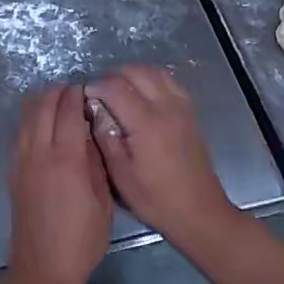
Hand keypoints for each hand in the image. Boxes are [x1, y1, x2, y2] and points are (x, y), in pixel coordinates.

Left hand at [6, 85, 113, 283]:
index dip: (76, 95)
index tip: (86, 87)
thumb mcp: (102, 201)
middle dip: (56, 93)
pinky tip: (40, 124)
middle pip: (42, 108)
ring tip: (55, 99)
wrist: (43, 268)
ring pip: (26, 119)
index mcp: (66, 159)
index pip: (68, 112)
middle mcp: (39, 154)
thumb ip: (95, 163)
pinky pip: (20, 135)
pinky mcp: (13, 173)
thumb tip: (89, 135)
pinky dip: (30, 121)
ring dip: (40, 103)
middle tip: (71, 89)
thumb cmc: (82, 239)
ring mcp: (21, 163)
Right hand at [85, 65, 241, 245]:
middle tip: (99, 94)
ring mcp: (182, 107)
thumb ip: (104, 136)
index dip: (95, 87)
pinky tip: (141, 96)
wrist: (199, 212)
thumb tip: (94, 110)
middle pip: (136, 72)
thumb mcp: (120, 174)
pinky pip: (169, 81)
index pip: (115, 87)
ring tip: (118, 92)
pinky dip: (151, 79)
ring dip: (133, 74)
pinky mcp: (191, 112)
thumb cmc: (155, 198)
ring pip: (155, 72)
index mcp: (146, 123)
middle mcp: (167, 107)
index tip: (84, 99)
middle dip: (113, 77)